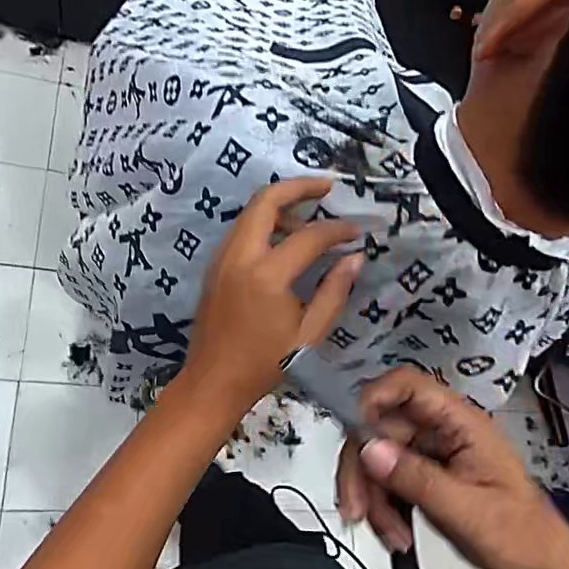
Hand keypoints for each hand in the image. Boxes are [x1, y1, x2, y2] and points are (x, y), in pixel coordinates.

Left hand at [182, 177, 362, 406]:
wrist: (212, 381)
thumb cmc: (264, 364)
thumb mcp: (309, 335)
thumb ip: (334, 292)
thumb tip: (354, 258)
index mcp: (266, 275)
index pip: (309, 236)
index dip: (337, 230)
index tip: (356, 232)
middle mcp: (239, 256)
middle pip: (266, 200)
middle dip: (299, 187)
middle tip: (327, 188)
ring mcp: (221, 259)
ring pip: (249, 213)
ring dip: (279, 205)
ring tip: (309, 218)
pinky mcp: (214, 267)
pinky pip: (240, 231)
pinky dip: (263, 223)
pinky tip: (282, 239)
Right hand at [339, 367, 568, 568]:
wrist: (537, 560)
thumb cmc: (520, 533)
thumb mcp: (467, 510)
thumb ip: (416, 478)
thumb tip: (370, 450)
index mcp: (461, 422)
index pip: (407, 386)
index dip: (373, 398)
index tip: (353, 435)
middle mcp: (440, 429)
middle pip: (378, 427)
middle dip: (362, 469)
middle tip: (357, 508)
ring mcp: (428, 450)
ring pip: (374, 456)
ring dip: (371, 495)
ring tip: (391, 533)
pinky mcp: (419, 470)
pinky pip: (383, 477)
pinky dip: (380, 505)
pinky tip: (395, 530)